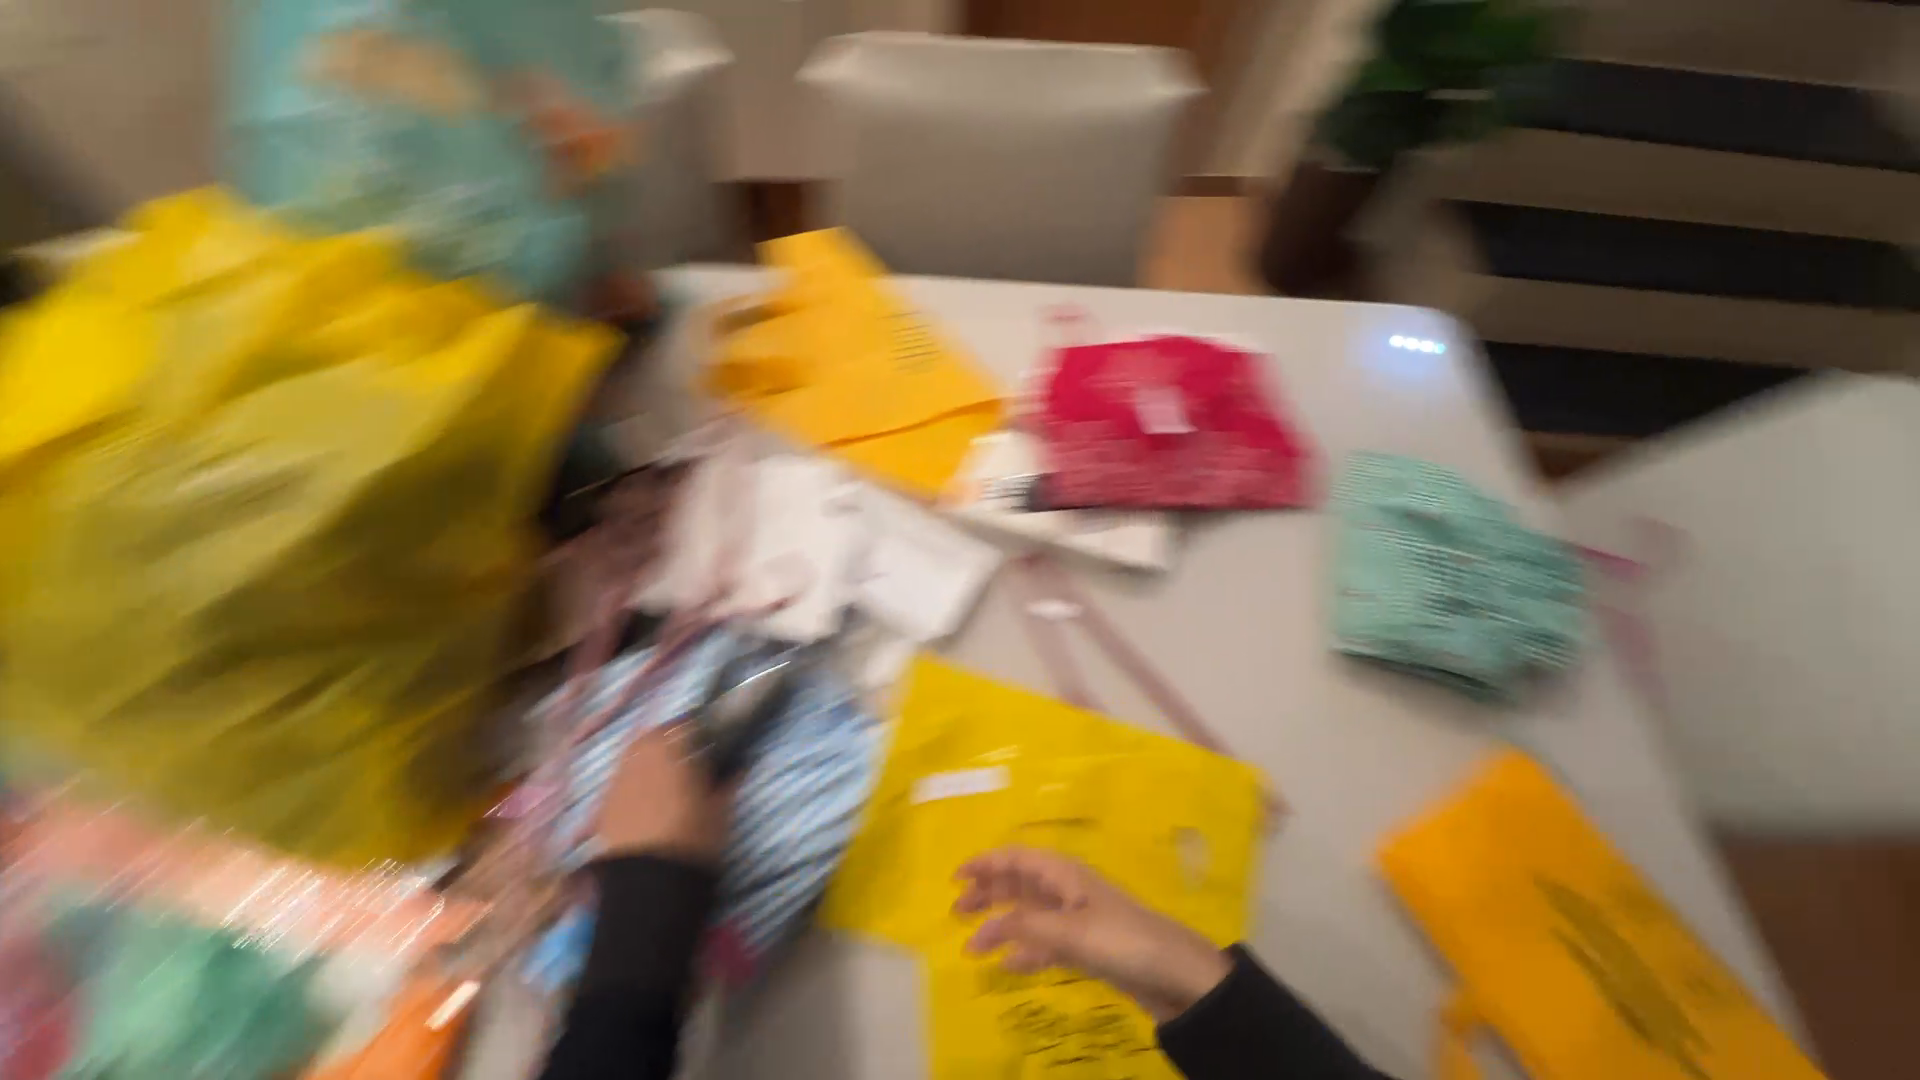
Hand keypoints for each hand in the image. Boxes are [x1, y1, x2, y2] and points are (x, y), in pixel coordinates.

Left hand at [595, 725, 730, 861]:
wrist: (648, 886)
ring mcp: (617, 786)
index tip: (705, 733)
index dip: (694, 725)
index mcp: (671, 756)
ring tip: (662, 772)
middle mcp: (640, 763)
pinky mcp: (602, 810)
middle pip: (649, 737)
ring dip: (646, 757)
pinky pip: (618, 783)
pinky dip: (631, 782)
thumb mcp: (720, 813)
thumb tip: (740, 766)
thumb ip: (728, 784)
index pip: (681, 726)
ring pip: (630, 758)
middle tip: (682, 748)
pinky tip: (643, 799)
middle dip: (665, 737)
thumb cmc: (693, 841)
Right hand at [952, 847, 1231, 1021]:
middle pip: (1019, 883)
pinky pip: (1045, 942)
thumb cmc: (1122, 939)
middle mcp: (1067, 889)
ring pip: (1029, 913)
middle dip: (987, 893)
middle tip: (956, 912)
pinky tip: (1008, 965)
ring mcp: (1077, 918)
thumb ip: (1027, 926)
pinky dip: (1025, 950)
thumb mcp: (1071, 931)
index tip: (955, 877)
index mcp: (1064, 872)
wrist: (1177, 974)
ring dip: (1001, 925)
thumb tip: (987, 927)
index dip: (985, 863)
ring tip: (972, 945)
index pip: (1016, 858)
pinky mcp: (1087, 946)